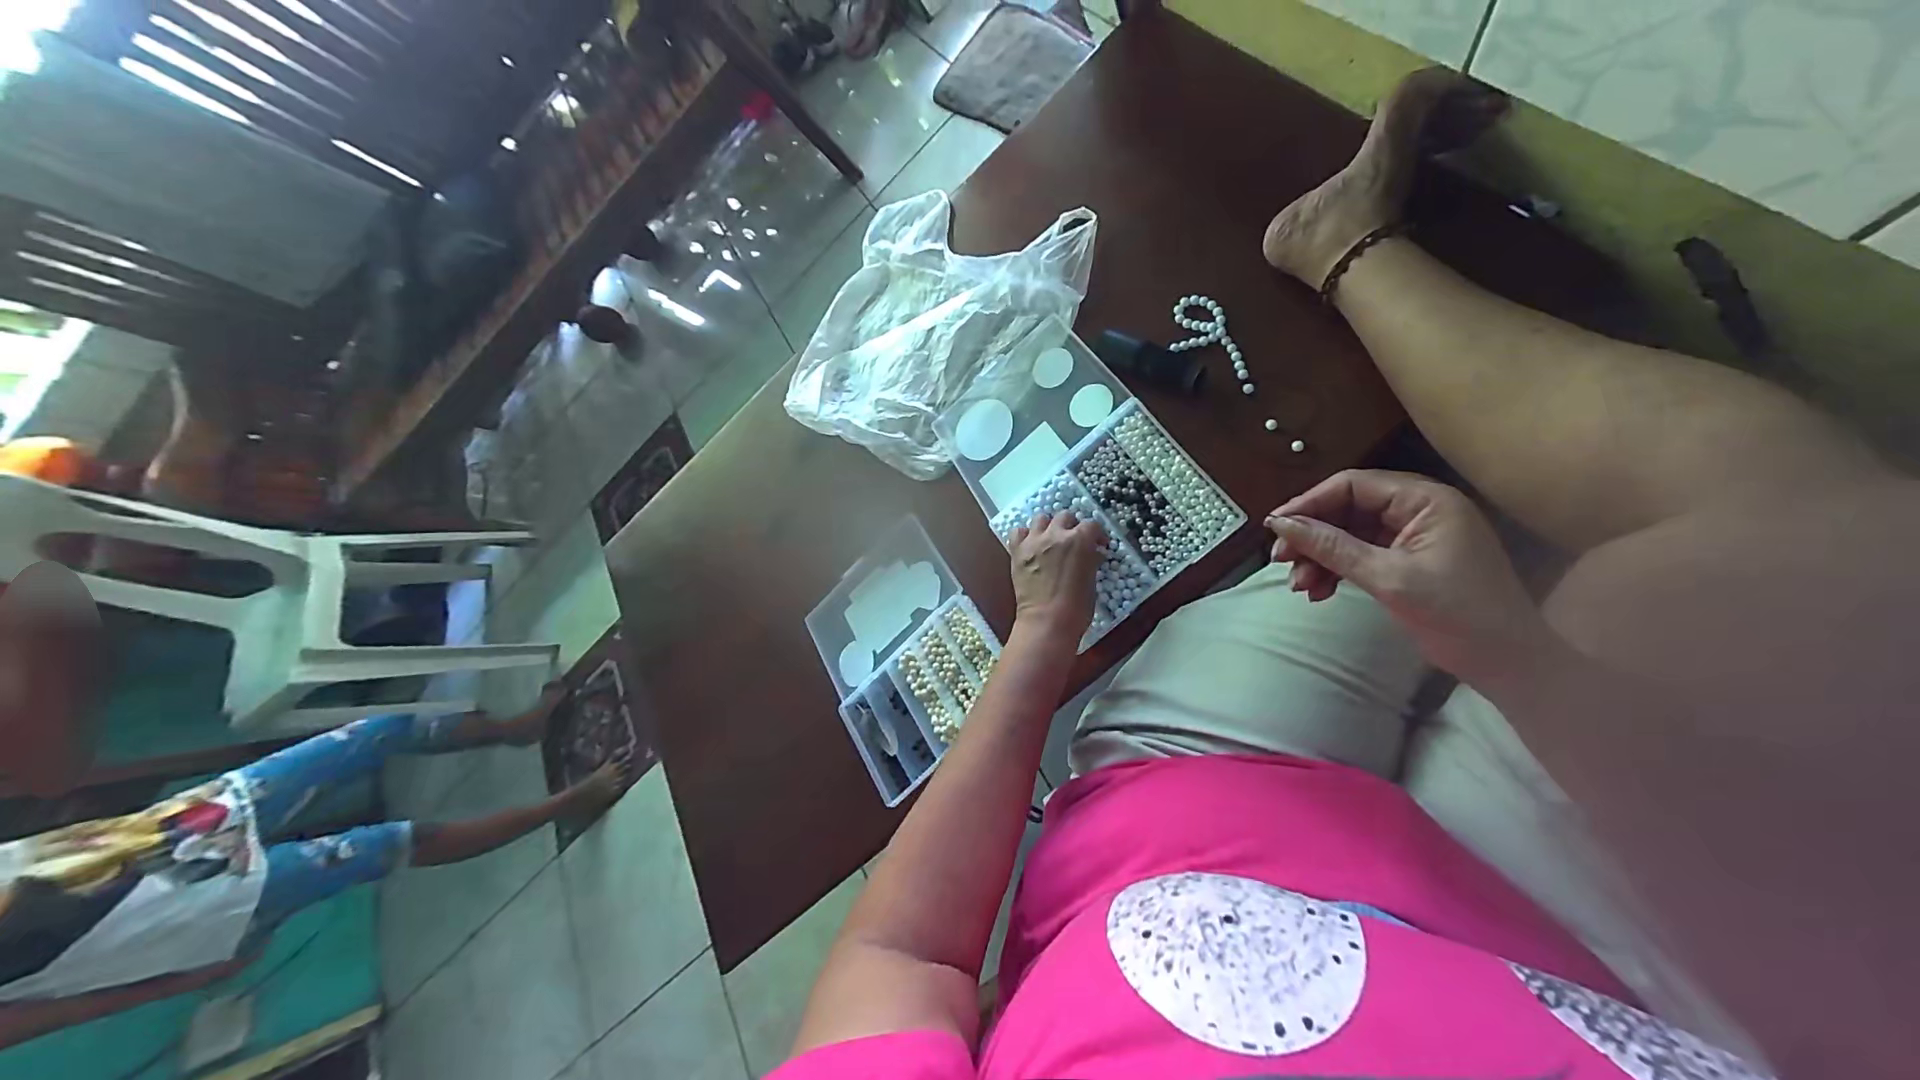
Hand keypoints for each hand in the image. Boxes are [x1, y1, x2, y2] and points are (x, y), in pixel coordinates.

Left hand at [1008, 511, 1106, 643]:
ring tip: (1051, 539)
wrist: (1047, 622)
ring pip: (1041, 519)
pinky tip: (1031, 546)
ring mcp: (1033, 541)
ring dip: (1048, 526)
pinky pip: (1018, 532)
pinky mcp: (1017, 552)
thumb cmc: (1077, 607)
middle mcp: (1055, 534)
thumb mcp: (1092, 580)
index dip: (1097, 534)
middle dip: (1072, 526)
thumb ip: (1091, 560)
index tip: (1099, 544)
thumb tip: (1093, 553)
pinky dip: (1025, 536)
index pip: (1092, 525)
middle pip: (1065, 517)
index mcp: (1079, 540)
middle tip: (1074, 541)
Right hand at [1265, 470, 1548, 680]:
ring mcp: (1411, 535)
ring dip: (1319, 558)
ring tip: (1299, 586)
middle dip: (1311, 536)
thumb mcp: (1388, 578)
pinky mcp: (1405, 560)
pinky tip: (1318, 592)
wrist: (1506, 662)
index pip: (1352, 485)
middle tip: (1280, 561)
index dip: (1309, 503)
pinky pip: (1358, 555)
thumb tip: (1280, 524)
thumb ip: (1332, 547)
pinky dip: (1335, 571)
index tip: (1274, 527)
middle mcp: (1418, 509)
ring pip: (1346, 534)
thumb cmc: (1457, 613)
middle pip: (1345, 509)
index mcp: (1425, 500)